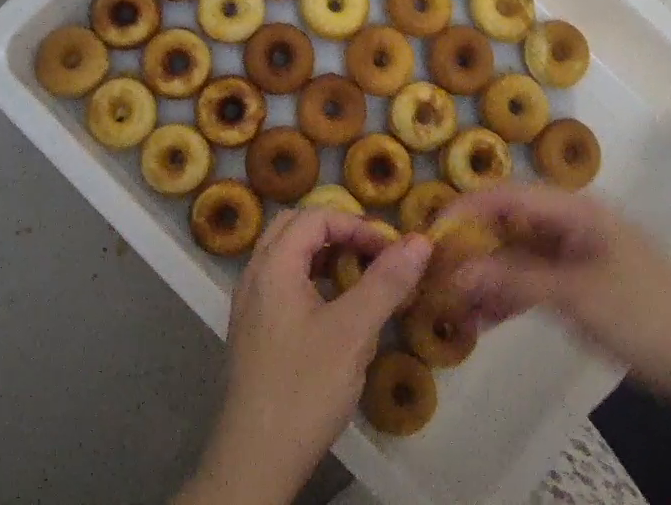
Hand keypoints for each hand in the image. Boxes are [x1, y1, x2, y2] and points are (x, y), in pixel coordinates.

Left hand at [179, 208, 430, 504]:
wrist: (256, 455)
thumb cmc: (305, 386)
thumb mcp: (354, 331)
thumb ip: (386, 281)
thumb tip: (420, 240)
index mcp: (273, 265)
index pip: (316, 217)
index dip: (357, 225)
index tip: (393, 251)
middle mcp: (255, 275)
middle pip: (296, 228)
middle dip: (339, 232)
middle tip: (376, 254)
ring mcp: (251, 303)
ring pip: (287, 256)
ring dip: (325, 255)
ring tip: (362, 276)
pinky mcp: (255, 330)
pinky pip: (284, 284)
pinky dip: (313, 280)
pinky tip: (338, 308)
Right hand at [445, 184, 670, 402]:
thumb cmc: (648, 317)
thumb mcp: (575, 297)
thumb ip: (512, 279)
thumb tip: (453, 269)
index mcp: (575, 210)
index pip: (506, 196)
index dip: (464, 211)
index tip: (428, 237)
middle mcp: (572, 224)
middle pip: (507, 224)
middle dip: (470, 248)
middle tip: (434, 276)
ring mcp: (577, 255)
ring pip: (516, 256)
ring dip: (486, 278)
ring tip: (454, 306)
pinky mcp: (581, 285)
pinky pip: (532, 282)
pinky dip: (508, 297)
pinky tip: (484, 322)